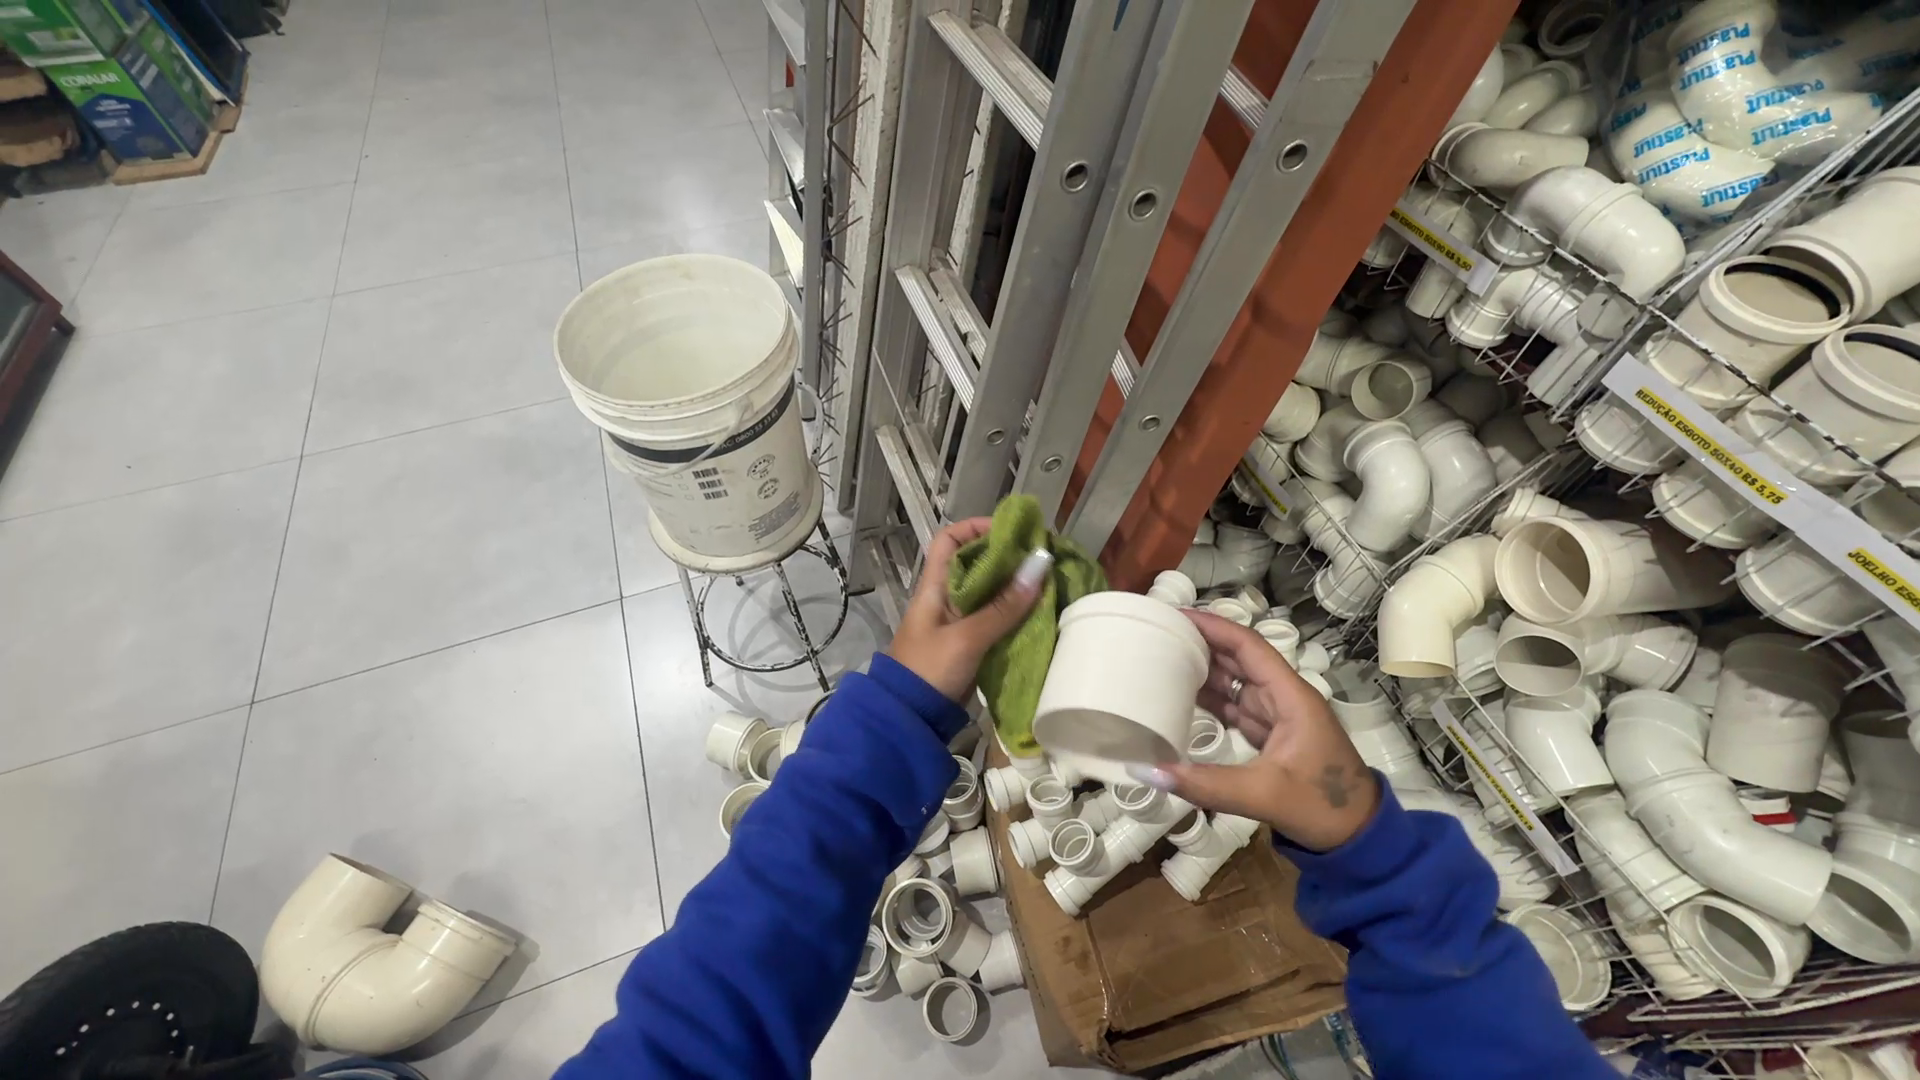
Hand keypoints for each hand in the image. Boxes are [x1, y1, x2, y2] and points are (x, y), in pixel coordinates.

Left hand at [886, 518, 1050, 700]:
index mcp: (935, 586)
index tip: (1012, 532)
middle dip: (1008, 558)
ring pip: (989, 593)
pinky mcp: (970, 645)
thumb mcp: (967, 637)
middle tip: (1042, 559)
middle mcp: (946, 597)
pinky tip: (1039, 613)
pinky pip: (996, 620)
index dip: (976, 527)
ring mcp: (958, 622)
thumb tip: (1040, 566)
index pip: (949, 540)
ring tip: (1048, 583)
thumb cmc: (930, 670)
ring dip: (1015, 588)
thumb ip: (1003, 606)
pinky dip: (1016, 614)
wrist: (909, 718)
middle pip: (976, 564)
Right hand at [1134, 611, 1378, 851]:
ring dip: (1204, 667)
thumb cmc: (1322, 807)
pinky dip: (1210, 697)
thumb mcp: (1264, 795)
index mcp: (1291, 697)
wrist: (1361, 840)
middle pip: (1240, 657)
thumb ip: (1206, 784)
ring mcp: (1278, 717)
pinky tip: (1181, 694)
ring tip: (1163, 655)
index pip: (1248, 647)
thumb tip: (1147, 772)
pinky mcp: (1271, 736)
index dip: (1214, 627)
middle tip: (1160, 632)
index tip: (1177, 616)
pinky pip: (1236, 705)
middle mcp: (1284, 698)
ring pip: (1236, 680)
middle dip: (1204, 641)